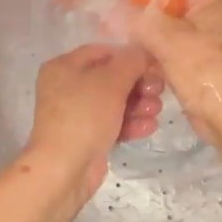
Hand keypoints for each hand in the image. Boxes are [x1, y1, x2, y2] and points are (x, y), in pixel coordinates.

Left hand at [24, 43, 162, 190]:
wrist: (65, 169)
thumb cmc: (84, 116)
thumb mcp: (111, 81)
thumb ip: (131, 61)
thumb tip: (143, 52)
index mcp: (63, 67)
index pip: (102, 52)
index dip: (129, 56)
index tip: (154, 65)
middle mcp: (67, 88)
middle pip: (111, 78)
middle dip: (138, 84)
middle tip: (158, 90)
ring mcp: (77, 115)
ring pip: (115, 103)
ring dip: (138, 105)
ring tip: (155, 111)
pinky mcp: (87, 138)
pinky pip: (113, 124)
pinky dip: (130, 123)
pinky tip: (149, 127)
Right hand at [124, 0, 221, 131]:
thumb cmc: (209, 75)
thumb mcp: (172, 42)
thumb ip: (141, 21)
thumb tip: (111, 9)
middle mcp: (204, 12)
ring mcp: (196, 36)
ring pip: (166, 10)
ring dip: (142, 3)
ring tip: (113, 3)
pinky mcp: (189, 59)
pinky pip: (162, 36)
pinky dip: (144, 32)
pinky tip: (124, 38)